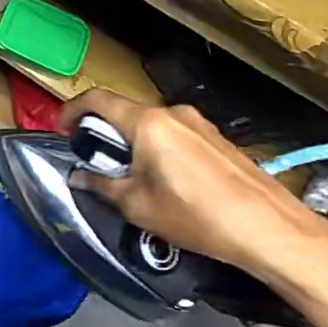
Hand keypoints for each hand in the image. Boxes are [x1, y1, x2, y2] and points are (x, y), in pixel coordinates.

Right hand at [56, 90, 327, 288]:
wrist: (265, 226)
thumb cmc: (196, 215)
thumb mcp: (139, 206)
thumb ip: (103, 185)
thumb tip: (80, 177)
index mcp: (149, 123)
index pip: (99, 100)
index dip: (73, 110)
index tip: (62, 128)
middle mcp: (174, 113)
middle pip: (127, 112)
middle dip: (106, 134)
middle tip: (97, 165)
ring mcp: (200, 123)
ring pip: (153, 125)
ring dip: (134, 144)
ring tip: (132, 180)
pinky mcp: (218, 139)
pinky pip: (177, 135)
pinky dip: (159, 149)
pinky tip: (166, 182)